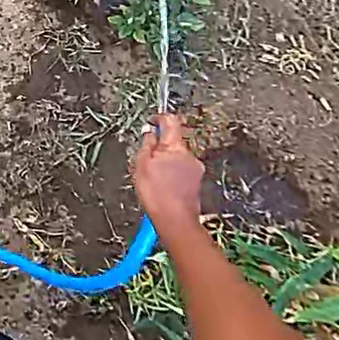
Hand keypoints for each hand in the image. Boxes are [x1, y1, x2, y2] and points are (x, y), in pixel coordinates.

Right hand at [133, 114, 204, 234]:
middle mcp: (189, 154)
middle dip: (160, 146)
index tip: (151, 123)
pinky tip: (164, 185)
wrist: (175, 221)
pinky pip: (182, 168)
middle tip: (147, 159)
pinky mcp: (196, 180)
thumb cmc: (157, 194)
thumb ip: (146, 145)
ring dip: (166, 160)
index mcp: (175, 147)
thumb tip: (150, 134)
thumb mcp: (141, 165)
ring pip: (177, 155)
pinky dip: (173, 172)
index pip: (170, 120)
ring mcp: (195, 167)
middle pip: (173, 140)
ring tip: (154, 176)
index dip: (159, 119)